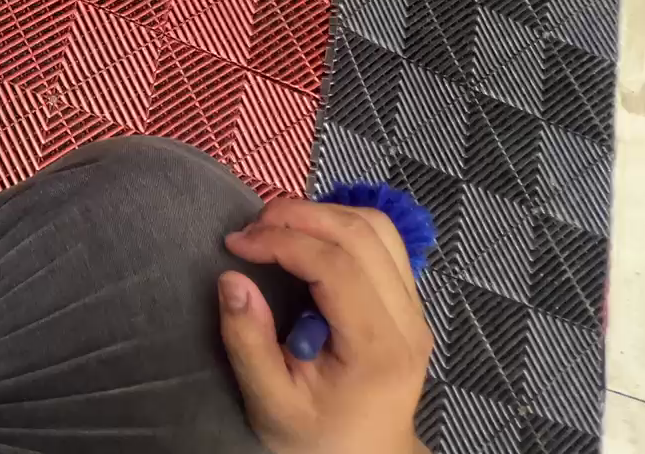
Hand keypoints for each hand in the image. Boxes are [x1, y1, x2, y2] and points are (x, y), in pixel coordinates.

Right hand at [217, 198, 433, 453]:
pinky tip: (302, 240)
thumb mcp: (269, 400)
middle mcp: (406, 322)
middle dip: (295, 216)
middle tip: (249, 232)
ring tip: (273, 231)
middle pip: (360, 234)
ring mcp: (412, 309)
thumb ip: (247, 340)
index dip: (279, 241)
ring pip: (375, 227)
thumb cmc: (314, 435)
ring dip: (317, 213)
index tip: (234, 245)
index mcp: (377, 350)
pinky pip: (378, 239)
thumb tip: (232, 279)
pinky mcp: (404, 301)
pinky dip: (334, 223)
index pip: (336, 266)